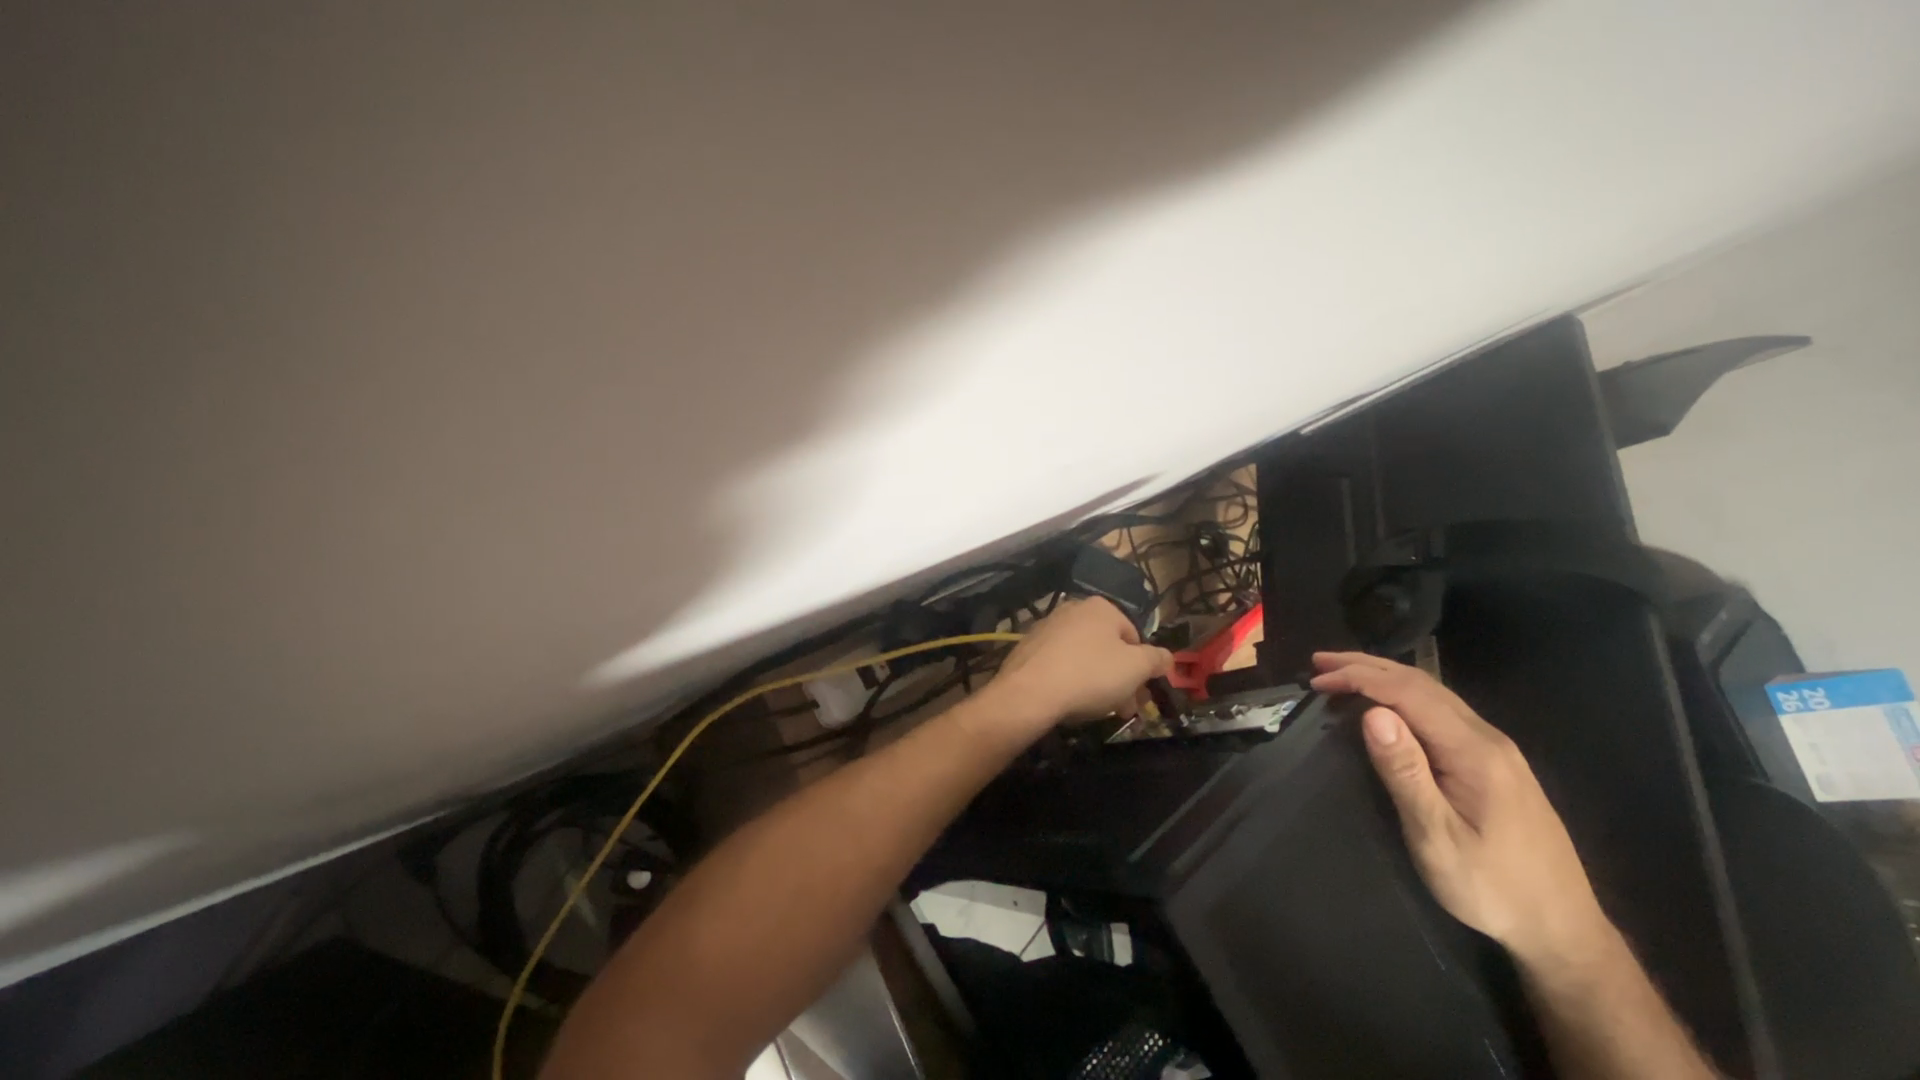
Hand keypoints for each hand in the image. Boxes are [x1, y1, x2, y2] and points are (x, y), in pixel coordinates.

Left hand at [983, 598, 1172, 732]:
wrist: (1029, 693)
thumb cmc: (1090, 675)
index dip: (1142, 668)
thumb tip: (1166, 658)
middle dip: (1120, 680)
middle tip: (1125, 709)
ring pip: (1083, 659)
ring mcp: (1046, 629)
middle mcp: (1072, 610)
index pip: (1133, 636)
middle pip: (1108, 649)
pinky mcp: (1026, 650)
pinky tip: (1069, 704)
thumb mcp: (1136, 668)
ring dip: (1097, 684)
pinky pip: (1059, 666)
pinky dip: (1069, 682)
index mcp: (1100, 608)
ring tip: (1098, 711)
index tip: (1141, 695)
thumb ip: (1157, 660)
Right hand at [1310, 652, 1612, 966]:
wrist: (1561, 925)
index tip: (1317, 678)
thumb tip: (1373, 713)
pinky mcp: (1495, 765)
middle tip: (1320, 662)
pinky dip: (1404, 698)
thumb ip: (1406, 772)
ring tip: (1344, 674)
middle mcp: (1487, 738)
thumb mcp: (1437, 836)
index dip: (1360, 678)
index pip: (1409, 693)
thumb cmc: (1490, 886)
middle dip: (1368, 667)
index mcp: (1473, 751)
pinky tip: (1388, 707)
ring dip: (1386, 678)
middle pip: (1423, 684)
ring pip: (1435, 696)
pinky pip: (1442, 713)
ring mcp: (1495, 750)